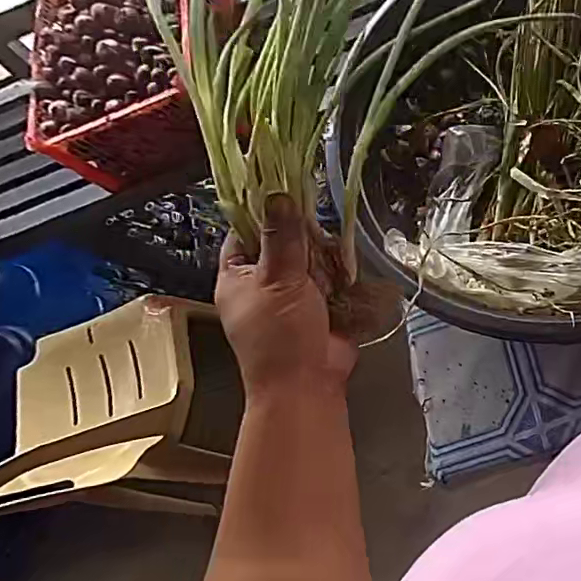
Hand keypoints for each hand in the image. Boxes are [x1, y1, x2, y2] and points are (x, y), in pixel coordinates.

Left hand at [215, 193, 356, 399]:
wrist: (307, 385)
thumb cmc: (280, 337)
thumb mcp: (277, 279)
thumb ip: (281, 236)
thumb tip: (278, 195)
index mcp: (238, 275)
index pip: (247, 229)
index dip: (266, 213)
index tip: (290, 198)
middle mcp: (264, 282)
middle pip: (286, 241)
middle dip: (305, 243)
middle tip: (312, 250)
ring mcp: (295, 295)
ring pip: (313, 259)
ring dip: (325, 263)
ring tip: (326, 276)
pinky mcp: (322, 307)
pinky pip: (332, 279)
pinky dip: (340, 279)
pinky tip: (342, 282)